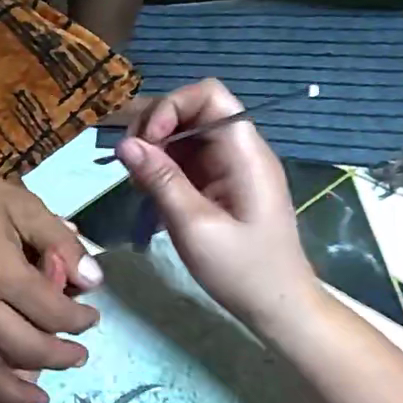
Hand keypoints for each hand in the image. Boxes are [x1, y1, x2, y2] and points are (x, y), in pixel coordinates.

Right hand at [0, 160, 101, 402]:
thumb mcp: (24, 204)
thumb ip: (60, 241)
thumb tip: (94, 280)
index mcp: (0, 270)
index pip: (51, 311)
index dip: (80, 320)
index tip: (92, 318)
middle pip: (23, 347)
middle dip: (58, 357)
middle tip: (79, 358)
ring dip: (12, 393)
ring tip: (38, 401)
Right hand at [116, 79, 315, 325]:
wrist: (277, 307)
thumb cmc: (243, 270)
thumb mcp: (195, 227)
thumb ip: (160, 180)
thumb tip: (124, 143)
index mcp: (244, 152)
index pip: (209, 95)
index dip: (171, 107)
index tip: (146, 141)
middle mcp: (237, 149)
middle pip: (190, 110)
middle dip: (154, 127)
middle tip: (131, 164)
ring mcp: (227, 165)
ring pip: (182, 133)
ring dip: (153, 149)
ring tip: (136, 181)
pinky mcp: (217, 182)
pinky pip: (183, 158)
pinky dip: (160, 167)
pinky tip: (146, 190)